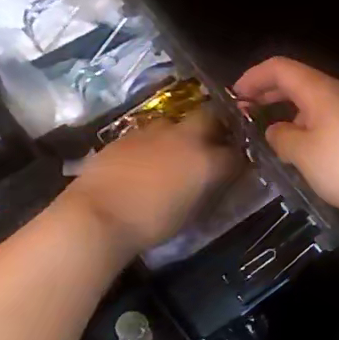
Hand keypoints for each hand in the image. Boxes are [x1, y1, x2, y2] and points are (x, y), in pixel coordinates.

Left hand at [67, 109, 236, 252]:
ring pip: (177, 122)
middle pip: (210, 116)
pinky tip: (149, 160)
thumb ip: (206, 191)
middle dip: (216, 127)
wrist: (99, 214)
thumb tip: (212, 183)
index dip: (239, 161)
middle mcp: (185, 138)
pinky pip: (150, 132)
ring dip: (183, 133)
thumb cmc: (153, 223)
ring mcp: (153, 132)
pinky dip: (156, 142)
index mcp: (208, 161)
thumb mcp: (191, 213)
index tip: (237, 170)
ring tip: (178, 152)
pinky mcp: (126, 135)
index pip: (236, 154)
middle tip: (214, 144)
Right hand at [233, 57, 338, 217]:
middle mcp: (337, 94)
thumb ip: (281, 138)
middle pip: (296, 83)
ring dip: (288, 115)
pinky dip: (307, 129)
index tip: (234, 97)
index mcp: (318, 89)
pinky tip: (303, 153)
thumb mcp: (303, 154)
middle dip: (268, 95)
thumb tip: (276, 132)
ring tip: (270, 138)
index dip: (252, 77)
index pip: (279, 67)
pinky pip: (327, 122)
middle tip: (247, 116)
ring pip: (312, 104)